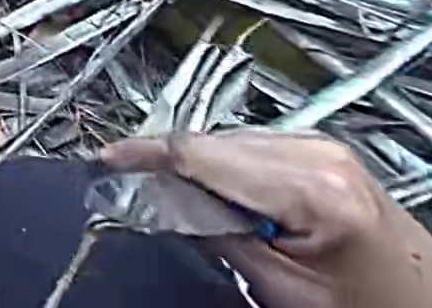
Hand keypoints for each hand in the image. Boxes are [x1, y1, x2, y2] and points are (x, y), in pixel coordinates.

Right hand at [100, 131, 431, 307]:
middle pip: (210, 141)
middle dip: (171, 165)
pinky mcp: (321, 150)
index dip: (145, 153)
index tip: (109, 160)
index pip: (199, 150)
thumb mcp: (286, 291)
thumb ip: (216, 231)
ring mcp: (321, 144)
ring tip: (191, 206)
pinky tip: (229, 200)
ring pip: (224, 140)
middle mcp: (317, 148)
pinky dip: (226, 168)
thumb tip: (157, 193)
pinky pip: (248, 146)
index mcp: (314, 184)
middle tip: (141, 193)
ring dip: (199, 167)